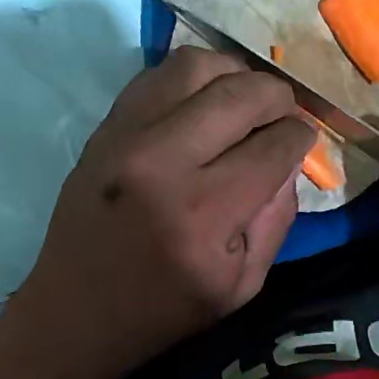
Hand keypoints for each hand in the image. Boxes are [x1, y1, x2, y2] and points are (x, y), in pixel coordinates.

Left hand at [5, 47, 313, 378]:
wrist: (74, 311)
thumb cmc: (166, 308)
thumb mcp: (243, 285)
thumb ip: (277, 218)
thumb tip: (290, 160)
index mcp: (203, 213)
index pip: (273, 147)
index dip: (300, 136)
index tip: (304, 138)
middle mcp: (162, 161)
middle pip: (240, 94)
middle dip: (278, 97)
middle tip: (285, 113)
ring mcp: (126, 136)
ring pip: (196, 66)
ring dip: (235, 74)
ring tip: (247, 99)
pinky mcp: (105, 128)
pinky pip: (158, 75)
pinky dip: (193, 77)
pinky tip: (205, 101)